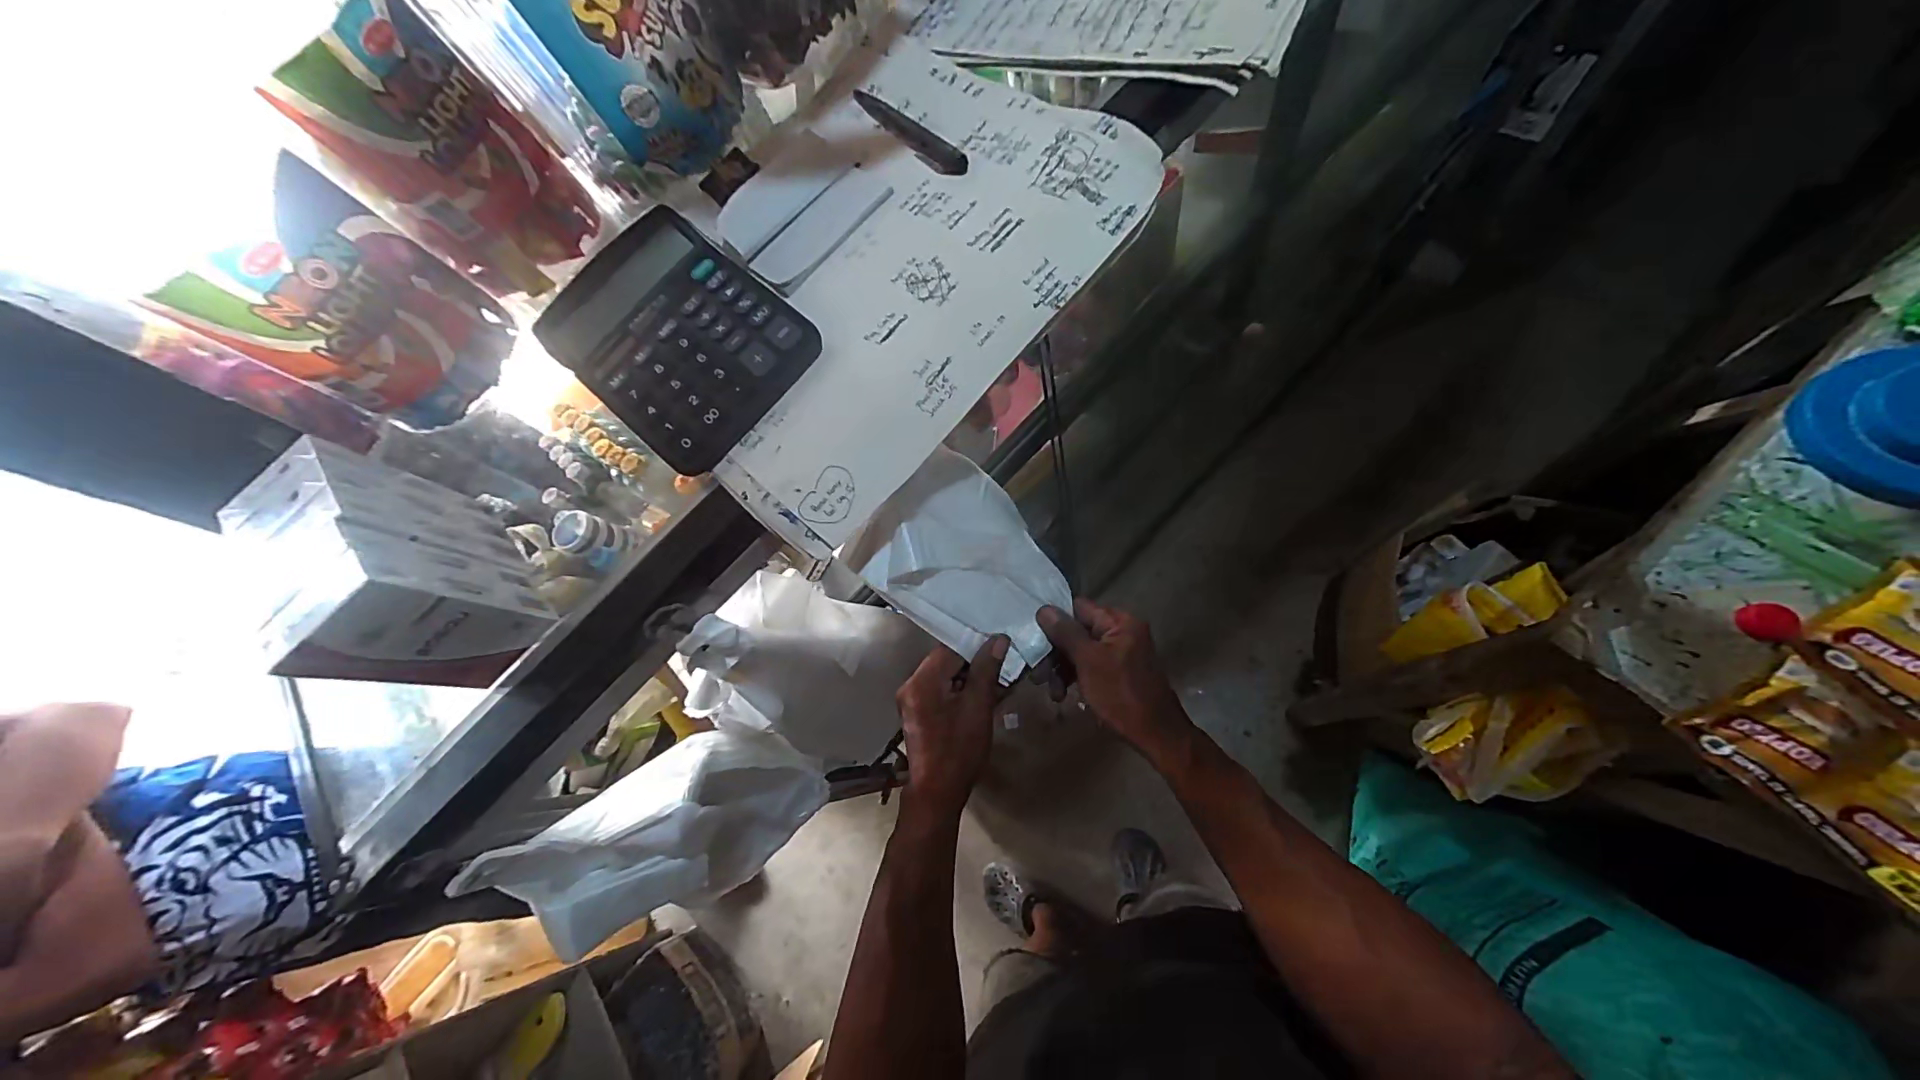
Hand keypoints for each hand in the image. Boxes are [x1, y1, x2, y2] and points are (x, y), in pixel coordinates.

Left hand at [896, 636, 1007, 818]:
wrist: (937, 792)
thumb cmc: (959, 749)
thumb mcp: (978, 706)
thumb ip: (987, 669)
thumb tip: (998, 639)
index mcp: (921, 680)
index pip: (951, 647)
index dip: (977, 644)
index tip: (1002, 646)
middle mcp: (911, 685)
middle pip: (946, 660)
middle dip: (975, 661)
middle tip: (1003, 664)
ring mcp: (911, 700)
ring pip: (945, 676)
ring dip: (969, 677)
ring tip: (997, 682)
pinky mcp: (917, 713)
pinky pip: (940, 690)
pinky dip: (960, 690)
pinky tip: (982, 697)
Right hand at [1037, 600, 1192, 760]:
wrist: (1155, 734)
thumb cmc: (1121, 694)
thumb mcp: (1088, 661)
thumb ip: (1065, 633)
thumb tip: (1043, 609)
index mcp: (1120, 622)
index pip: (1078, 608)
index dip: (1055, 621)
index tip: (1035, 639)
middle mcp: (1121, 632)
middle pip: (1077, 631)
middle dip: (1055, 652)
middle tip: (1037, 675)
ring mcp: (1120, 653)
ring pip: (1080, 652)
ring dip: (1061, 669)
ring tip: (1053, 693)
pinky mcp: (1117, 673)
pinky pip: (1090, 666)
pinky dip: (1075, 678)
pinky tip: (1062, 695)